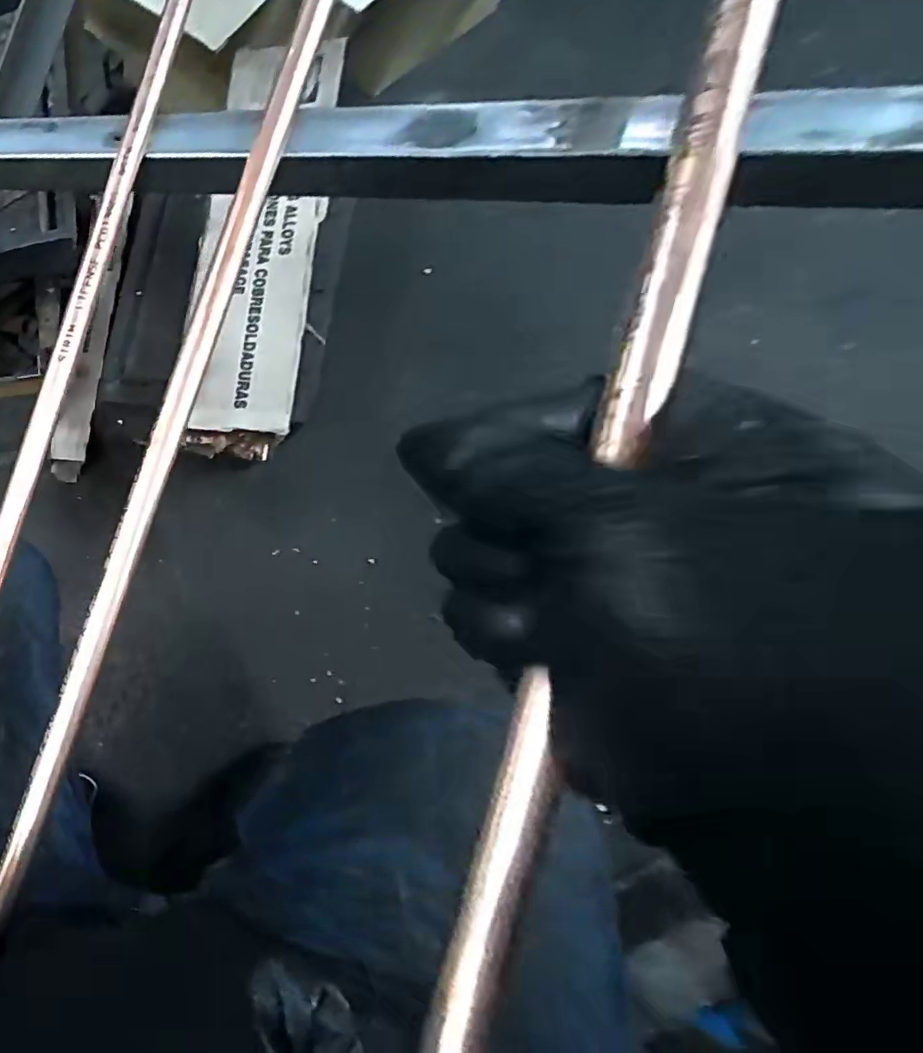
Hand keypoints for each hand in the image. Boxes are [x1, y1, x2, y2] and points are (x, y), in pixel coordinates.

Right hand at [396, 375, 922, 838]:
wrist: (794, 809)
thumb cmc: (741, 641)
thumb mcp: (624, 534)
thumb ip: (513, 476)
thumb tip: (422, 441)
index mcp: (709, 461)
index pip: (584, 408)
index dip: (514, 431)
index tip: (468, 468)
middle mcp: (648, 514)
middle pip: (509, 489)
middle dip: (496, 533)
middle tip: (530, 567)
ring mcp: (601, 582)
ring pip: (484, 556)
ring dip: (490, 592)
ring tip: (535, 628)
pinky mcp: (567, 639)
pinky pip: (488, 611)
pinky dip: (496, 633)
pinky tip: (531, 656)